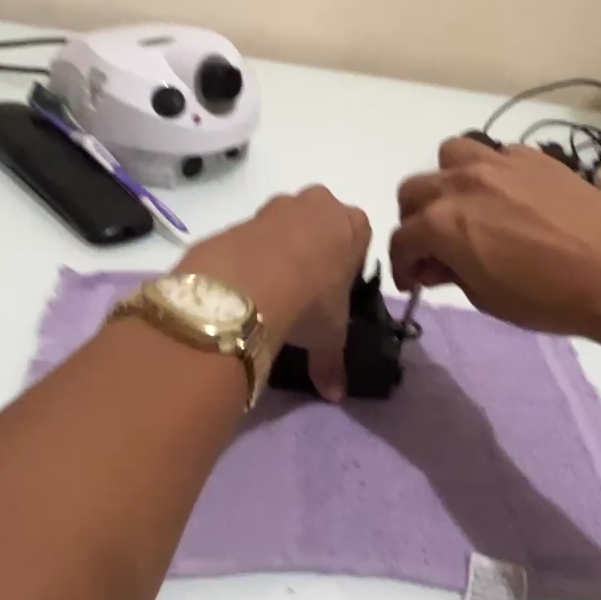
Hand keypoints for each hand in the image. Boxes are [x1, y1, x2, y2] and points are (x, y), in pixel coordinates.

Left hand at [177, 187, 371, 400]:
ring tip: (272, 290)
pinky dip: (250, 255)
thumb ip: (332, 363)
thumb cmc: (310, 300)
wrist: (248, 282)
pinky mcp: (239, 216)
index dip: (348, 264)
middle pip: (322, 224)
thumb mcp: (329, 336)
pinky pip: (251, 236)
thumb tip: (335, 395)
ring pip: (285, 225)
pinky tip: (245, 286)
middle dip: (315, 250)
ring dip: (281, 250)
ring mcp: (276, 206)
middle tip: (306, 288)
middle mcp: (318, 204)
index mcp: (354, 224)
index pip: (360, 238)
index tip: (335, 291)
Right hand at [390, 136, 600, 338]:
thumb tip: (435, 264)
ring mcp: (498, 163)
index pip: (402, 240)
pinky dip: (489, 173)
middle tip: (433, 247)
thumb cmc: (546, 297)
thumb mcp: (486, 297)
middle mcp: (462, 183)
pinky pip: (495, 154)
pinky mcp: (532, 157)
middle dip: (415, 221)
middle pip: (414, 191)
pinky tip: (507, 198)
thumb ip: (451, 273)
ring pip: (450, 154)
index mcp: (443, 223)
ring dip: (446, 181)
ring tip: (464, 206)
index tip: (413, 281)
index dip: (401, 265)